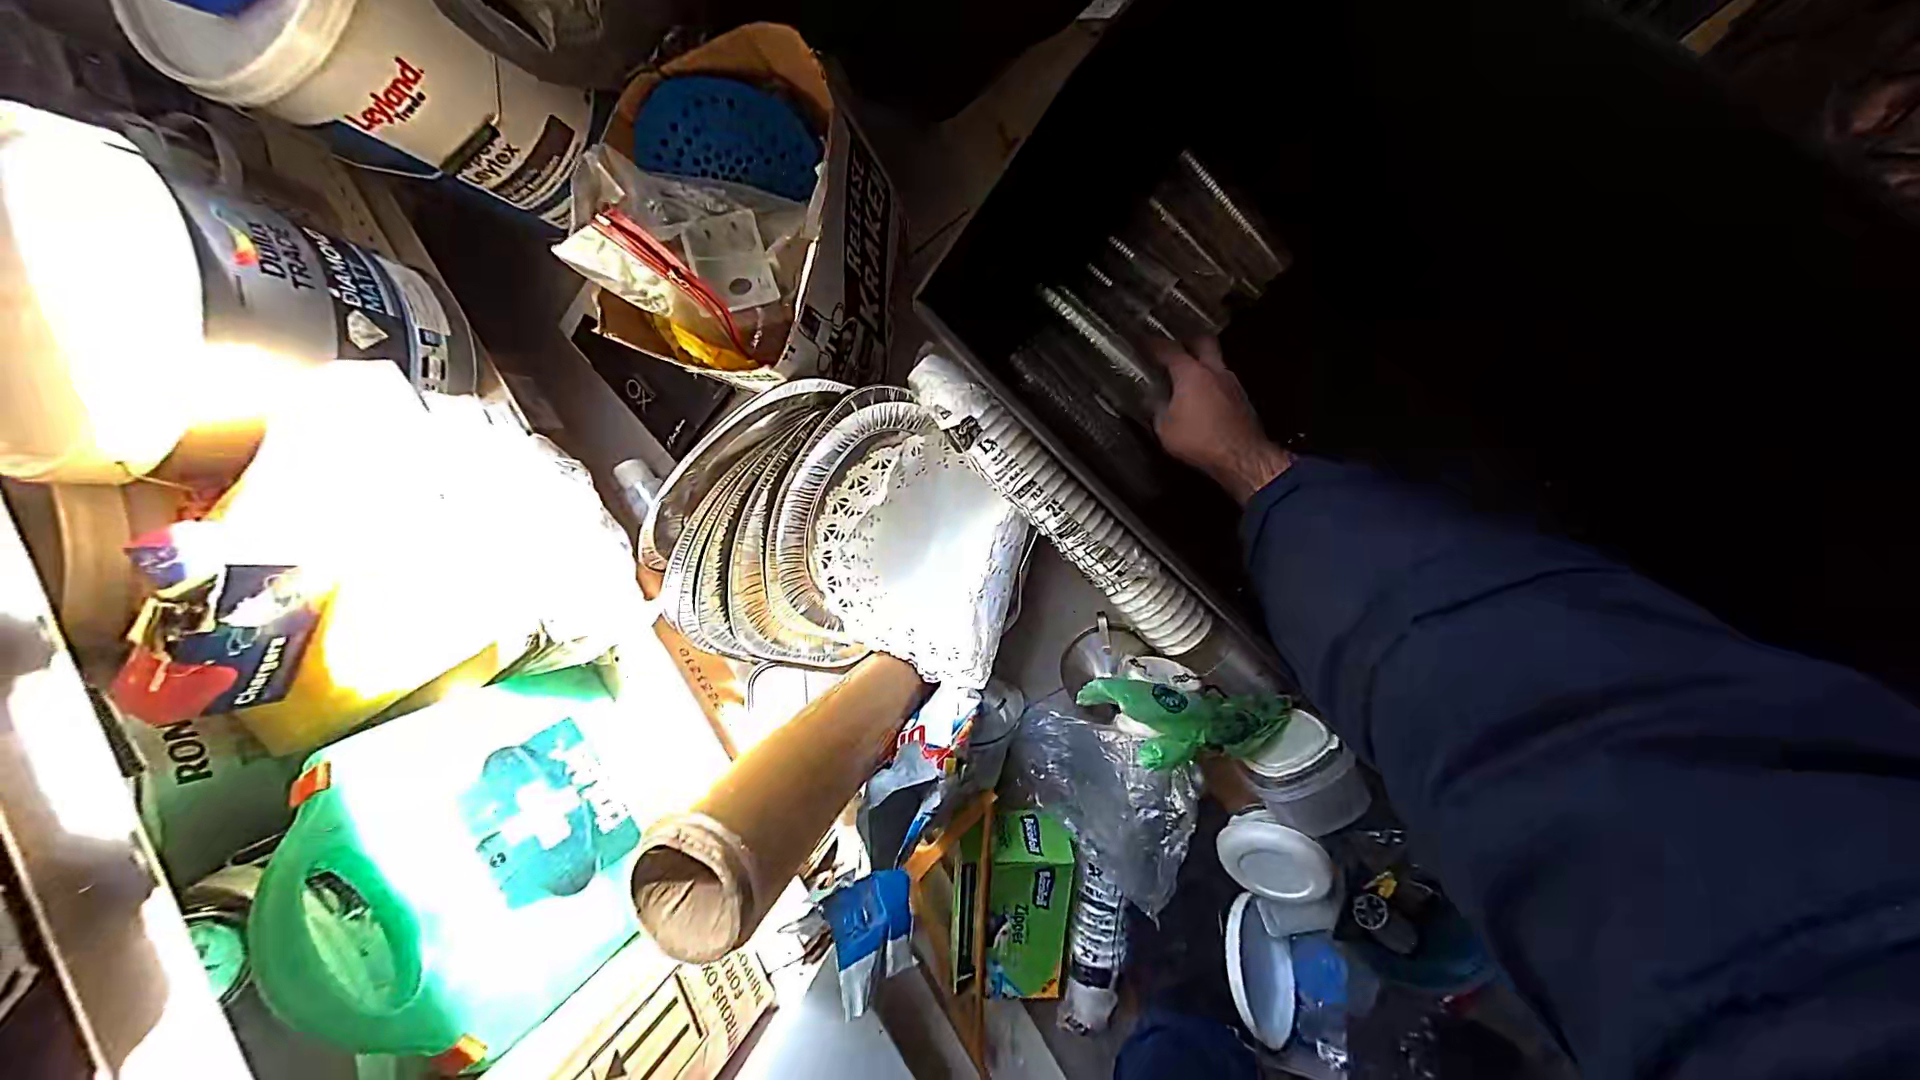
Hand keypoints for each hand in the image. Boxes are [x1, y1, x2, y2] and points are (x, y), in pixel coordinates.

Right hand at [1149, 336, 1292, 503]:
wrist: (1240, 457)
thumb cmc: (1200, 441)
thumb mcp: (1164, 427)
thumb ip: (1157, 408)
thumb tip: (1153, 400)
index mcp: (1191, 374)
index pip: (1169, 350)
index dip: (1153, 344)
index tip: (1143, 341)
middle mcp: (1214, 371)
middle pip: (1202, 341)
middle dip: (1186, 339)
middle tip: (1173, 345)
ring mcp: (1232, 384)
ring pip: (1215, 362)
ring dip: (1201, 363)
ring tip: (1185, 374)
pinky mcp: (1241, 399)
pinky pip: (1222, 381)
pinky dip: (1210, 383)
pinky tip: (1201, 396)